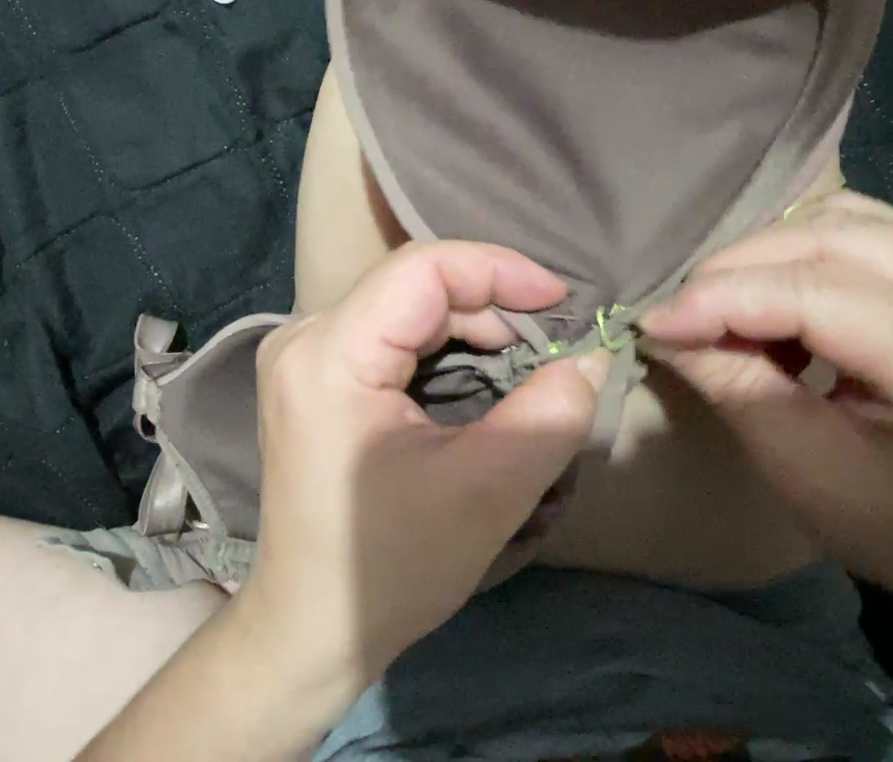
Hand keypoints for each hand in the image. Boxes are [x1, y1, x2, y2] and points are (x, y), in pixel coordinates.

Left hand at [237, 241, 603, 681]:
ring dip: (468, 326)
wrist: (311, 622)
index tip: (561, 301)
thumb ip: (550, 414)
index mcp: (328, 354)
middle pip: (410, 285)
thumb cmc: (392, 564)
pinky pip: (384, 335)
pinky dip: (438, 347)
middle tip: (551, 342)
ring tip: (524, 362)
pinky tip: (477, 374)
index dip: (498, 269)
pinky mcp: (310, 378)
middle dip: (489, 304)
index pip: (421, 269)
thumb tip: (592, 355)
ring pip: (400, 307)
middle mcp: (301, 338)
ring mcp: (300, 357)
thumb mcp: (486, 491)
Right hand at [638, 192, 892, 608]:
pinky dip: (801, 254)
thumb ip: (733, 384)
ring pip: (846, 220)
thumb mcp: (806, 470)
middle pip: (833, 238)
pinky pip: (866, 232)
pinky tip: (777, 298)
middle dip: (737, 270)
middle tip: (679, 314)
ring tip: (725, 305)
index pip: (819, 293)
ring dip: (767, 255)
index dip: (723, 298)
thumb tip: (660, 325)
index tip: (650, 323)